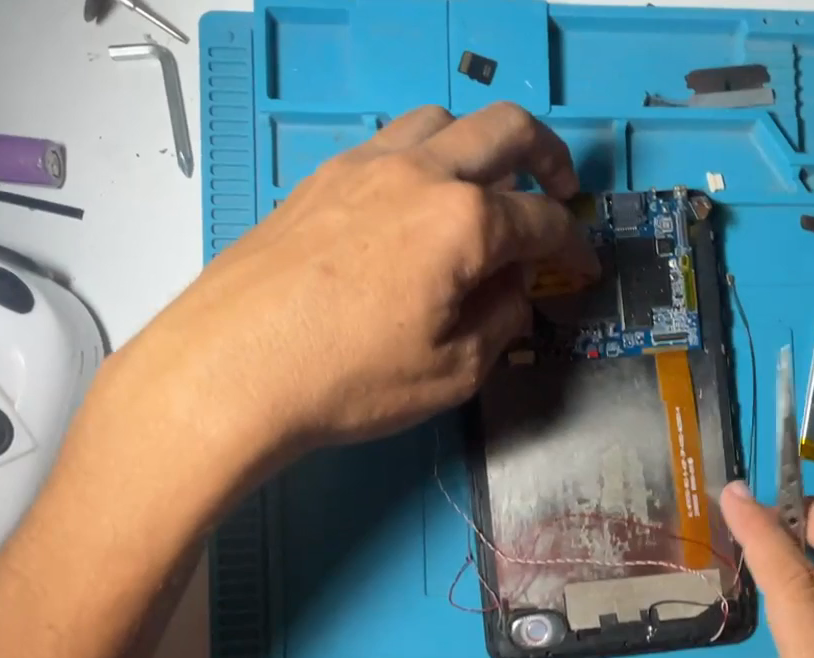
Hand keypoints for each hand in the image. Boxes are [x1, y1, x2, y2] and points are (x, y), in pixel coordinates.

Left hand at [131, 103, 594, 452]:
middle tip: (560, 188)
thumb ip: (500, 324)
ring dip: (478, 144)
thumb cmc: (349, 381)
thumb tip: (512, 292)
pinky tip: (414, 209)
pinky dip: (423, 162)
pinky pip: (388, 147)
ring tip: (484, 188)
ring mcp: (362, 167)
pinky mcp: (319, 181)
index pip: (542, 220)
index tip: (584, 267)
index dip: (574, 245)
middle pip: (503, 129)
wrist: (230, 371)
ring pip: (440, 121)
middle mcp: (418, 173)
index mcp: (464, 221)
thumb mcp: (452, 373)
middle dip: (547, 154)